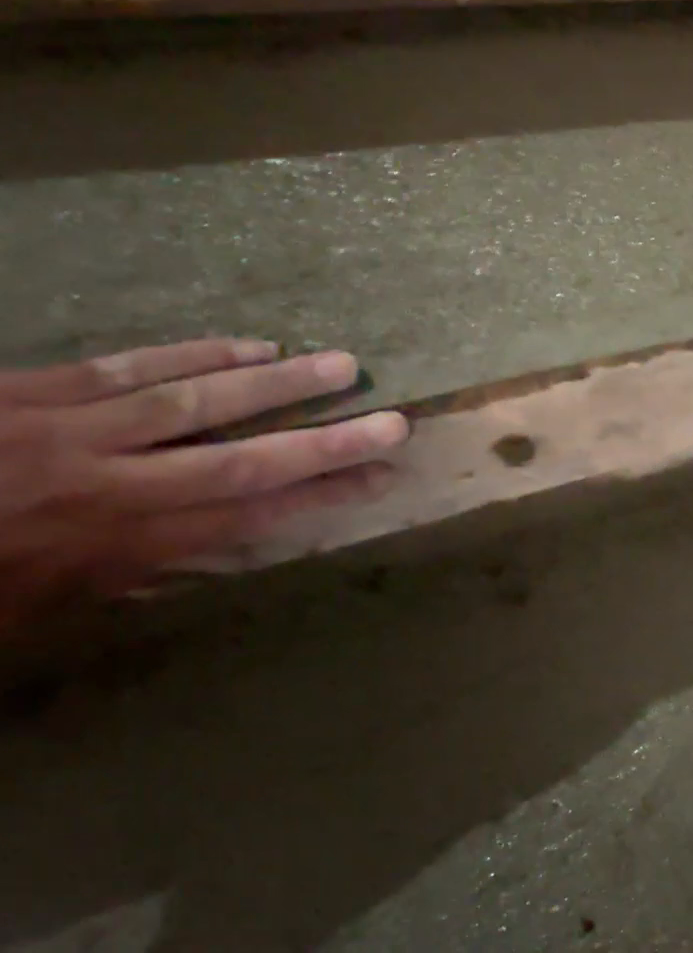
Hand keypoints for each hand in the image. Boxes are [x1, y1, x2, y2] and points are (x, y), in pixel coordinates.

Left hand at [0, 338, 407, 625]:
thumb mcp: (16, 609)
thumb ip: (103, 578)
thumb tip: (184, 555)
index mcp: (101, 548)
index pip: (240, 521)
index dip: (318, 499)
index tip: (379, 480)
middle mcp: (103, 487)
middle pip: (236, 463)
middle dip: (324, 442)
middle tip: (394, 421)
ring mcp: (65, 430)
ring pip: (190, 403)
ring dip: (275, 383)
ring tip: (340, 363)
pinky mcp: (25, 391)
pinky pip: (124, 367)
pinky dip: (192, 354)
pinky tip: (247, 344)